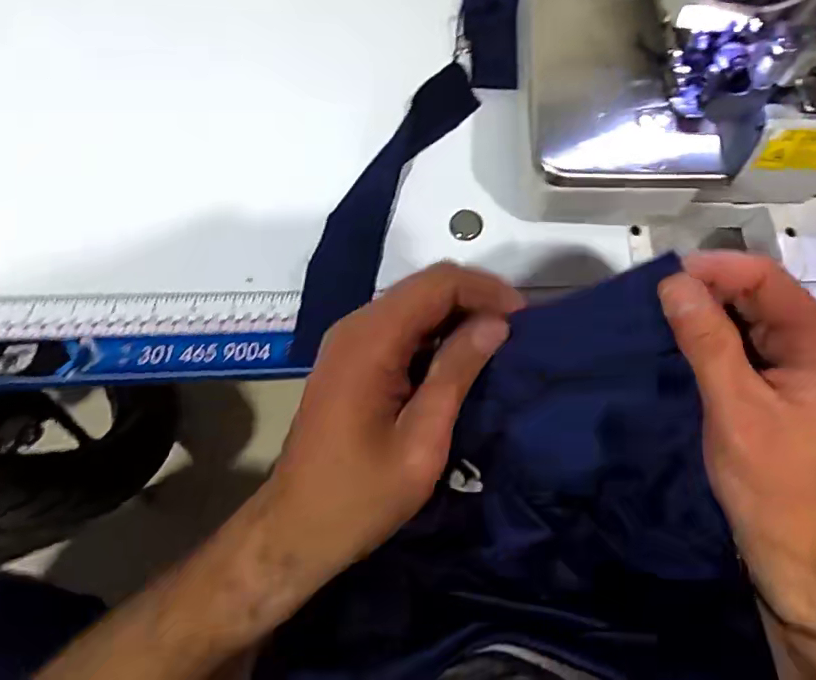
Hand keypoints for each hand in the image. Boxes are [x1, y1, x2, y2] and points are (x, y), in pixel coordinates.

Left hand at [258, 262, 522, 582]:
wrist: (293, 532)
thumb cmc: (358, 497)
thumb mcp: (421, 443)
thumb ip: (456, 374)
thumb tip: (496, 324)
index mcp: (370, 340)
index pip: (436, 284)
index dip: (484, 290)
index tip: (522, 317)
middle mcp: (356, 326)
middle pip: (425, 286)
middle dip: (475, 298)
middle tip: (515, 330)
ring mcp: (350, 339)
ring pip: (415, 301)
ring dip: (458, 313)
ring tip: (496, 342)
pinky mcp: (352, 356)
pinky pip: (402, 325)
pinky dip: (437, 330)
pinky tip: (460, 357)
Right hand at [658, 251, 815, 632]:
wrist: (794, 557)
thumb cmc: (771, 486)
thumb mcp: (734, 410)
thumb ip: (707, 341)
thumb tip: (674, 282)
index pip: (769, 280)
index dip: (720, 268)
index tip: (671, 274)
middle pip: (763, 294)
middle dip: (713, 287)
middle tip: (662, 295)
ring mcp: (803, 367)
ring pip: (753, 317)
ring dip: (713, 310)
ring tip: (669, 312)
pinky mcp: (786, 385)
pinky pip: (750, 342)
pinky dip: (719, 334)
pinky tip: (690, 338)